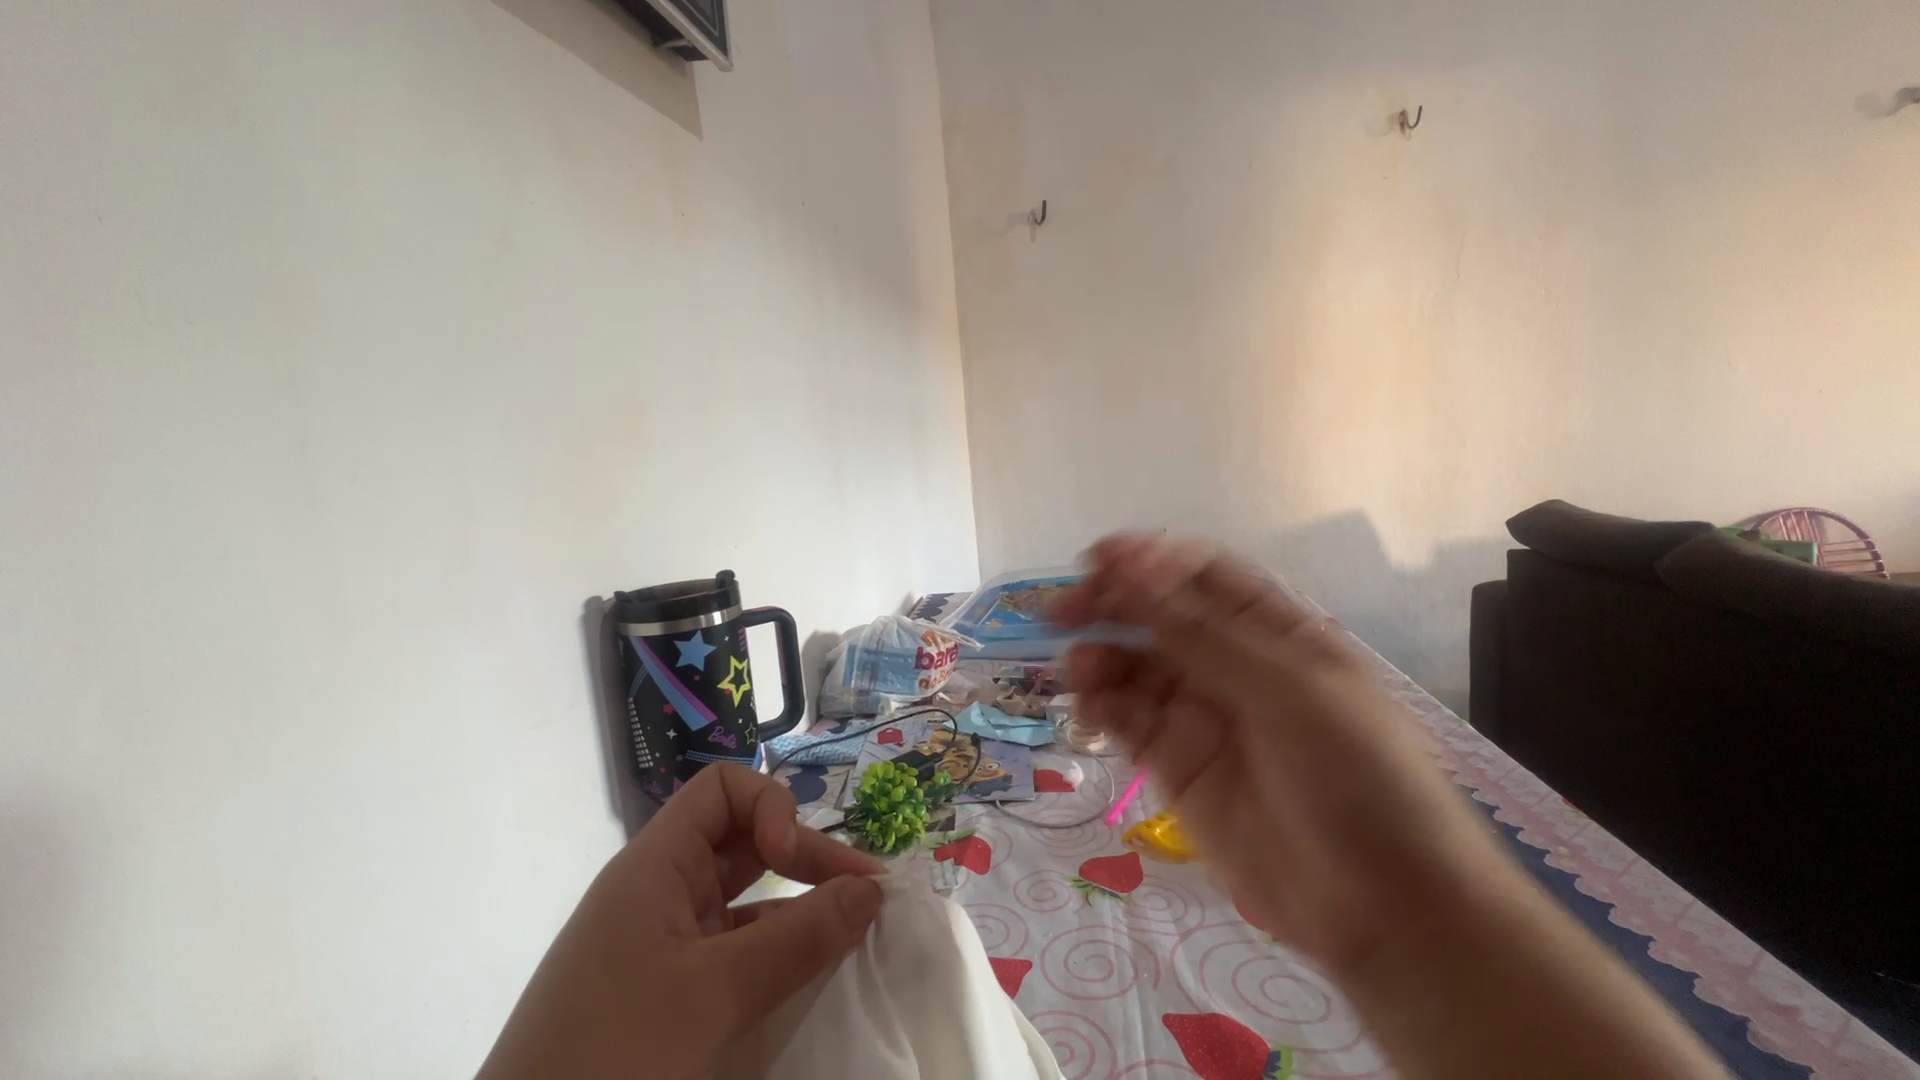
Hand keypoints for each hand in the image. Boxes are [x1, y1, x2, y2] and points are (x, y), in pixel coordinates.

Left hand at [476, 764, 882, 1079]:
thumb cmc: (614, 1054)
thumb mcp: (713, 994)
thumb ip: (799, 939)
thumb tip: (872, 889)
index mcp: (654, 866)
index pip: (722, 791)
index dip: (769, 807)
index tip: (794, 859)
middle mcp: (660, 892)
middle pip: (743, 842)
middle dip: (806, 857)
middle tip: (867, 895)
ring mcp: (664, 944)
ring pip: (746, 900)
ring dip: (800, 907)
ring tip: (855, 932)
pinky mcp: (670, 993)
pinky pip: (737, 950)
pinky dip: (780, 952)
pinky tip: (814, 974)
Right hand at [1054, 534, 1512, 974]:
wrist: (1382, 906)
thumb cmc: (1355, 778)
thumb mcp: (1287, 691)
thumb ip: (1203, 633)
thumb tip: (1135, 568)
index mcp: (1277, 633)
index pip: (1204, 576)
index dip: (1151, 562)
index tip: (1097, 560)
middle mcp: (1235, 666)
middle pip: (1160, 616)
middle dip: (1111, 606)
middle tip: (1062, 612)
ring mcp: (1204, 718)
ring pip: (1137, 669)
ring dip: (1101, 660)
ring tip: (1077, 673)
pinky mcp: (1179, 767)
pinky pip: (1130, 723)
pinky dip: (1102, 709)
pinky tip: (1087, 713)